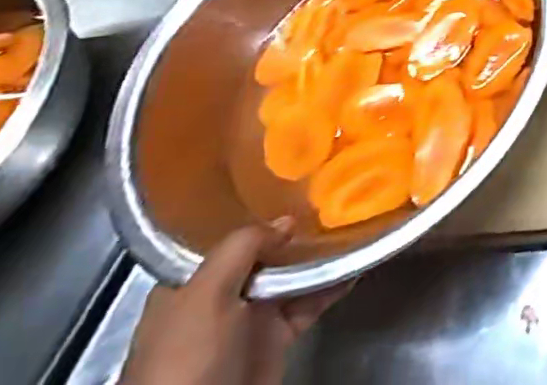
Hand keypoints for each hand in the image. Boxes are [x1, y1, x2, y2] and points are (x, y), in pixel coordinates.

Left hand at [119, 220, 352, 384]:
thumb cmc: (190, 357)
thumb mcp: (206, 294)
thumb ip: (243, 247)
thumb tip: (286, 221)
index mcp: (189, 282)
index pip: (226, 236)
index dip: (258, 213)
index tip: (296, 188)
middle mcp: (220, 296)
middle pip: (265, 254)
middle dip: (297, 232)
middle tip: (336, 199)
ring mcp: (249, 320)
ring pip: (291, 276)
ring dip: (320, 257)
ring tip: (354, 226)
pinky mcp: (275, 341)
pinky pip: (309, 304)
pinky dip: (332, 285)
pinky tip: (357, 265)